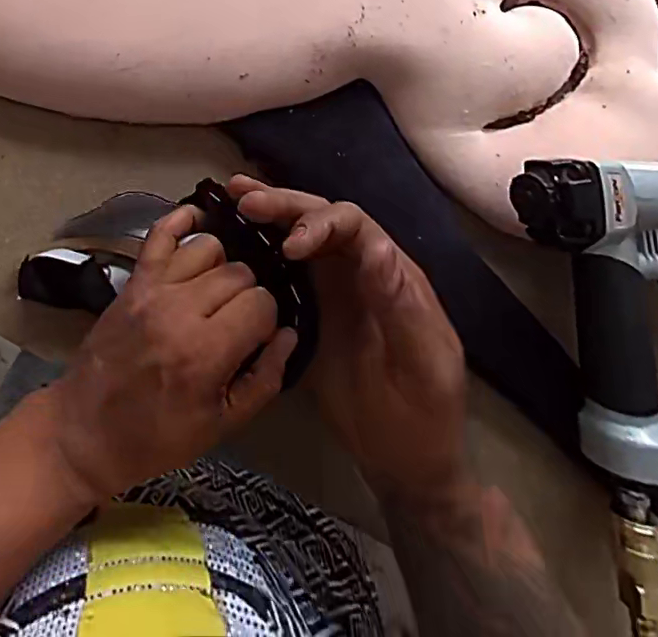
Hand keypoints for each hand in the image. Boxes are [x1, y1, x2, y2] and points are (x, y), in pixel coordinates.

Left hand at [43, 203, 297, 501]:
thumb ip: (265, 378)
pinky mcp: (132, 282)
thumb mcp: (222, 424)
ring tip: (217, 291)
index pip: (261, 303)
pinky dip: (180, 221)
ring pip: (208, 248)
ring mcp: (152, 290)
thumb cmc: (157, 436)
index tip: (257, 337)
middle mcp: (180, 310)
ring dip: (221, 266)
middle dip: (248, 294)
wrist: (86, 431)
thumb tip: (288, 333)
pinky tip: (196, 220)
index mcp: (205, 351)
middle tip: (237, 320)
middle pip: (238, 273)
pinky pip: (159, 235)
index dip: (267, 319)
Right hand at [231, 175, 469, 508]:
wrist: (404, 460)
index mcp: (392, 273)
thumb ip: (401, 307)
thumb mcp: (423, 364)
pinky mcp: (310, 308)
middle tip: (242, 199)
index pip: (355, 226)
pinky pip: (283, 267)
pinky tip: (236, 235)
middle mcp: (360, 269)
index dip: (320, 224)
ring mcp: (333, 287)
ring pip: (299, 234)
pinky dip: (260, 245)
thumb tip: (375, 248)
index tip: (290, 246)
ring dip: (269, 212)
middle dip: (284, 205)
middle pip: (322, 218)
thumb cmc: (424, 414)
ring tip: (233, 197)